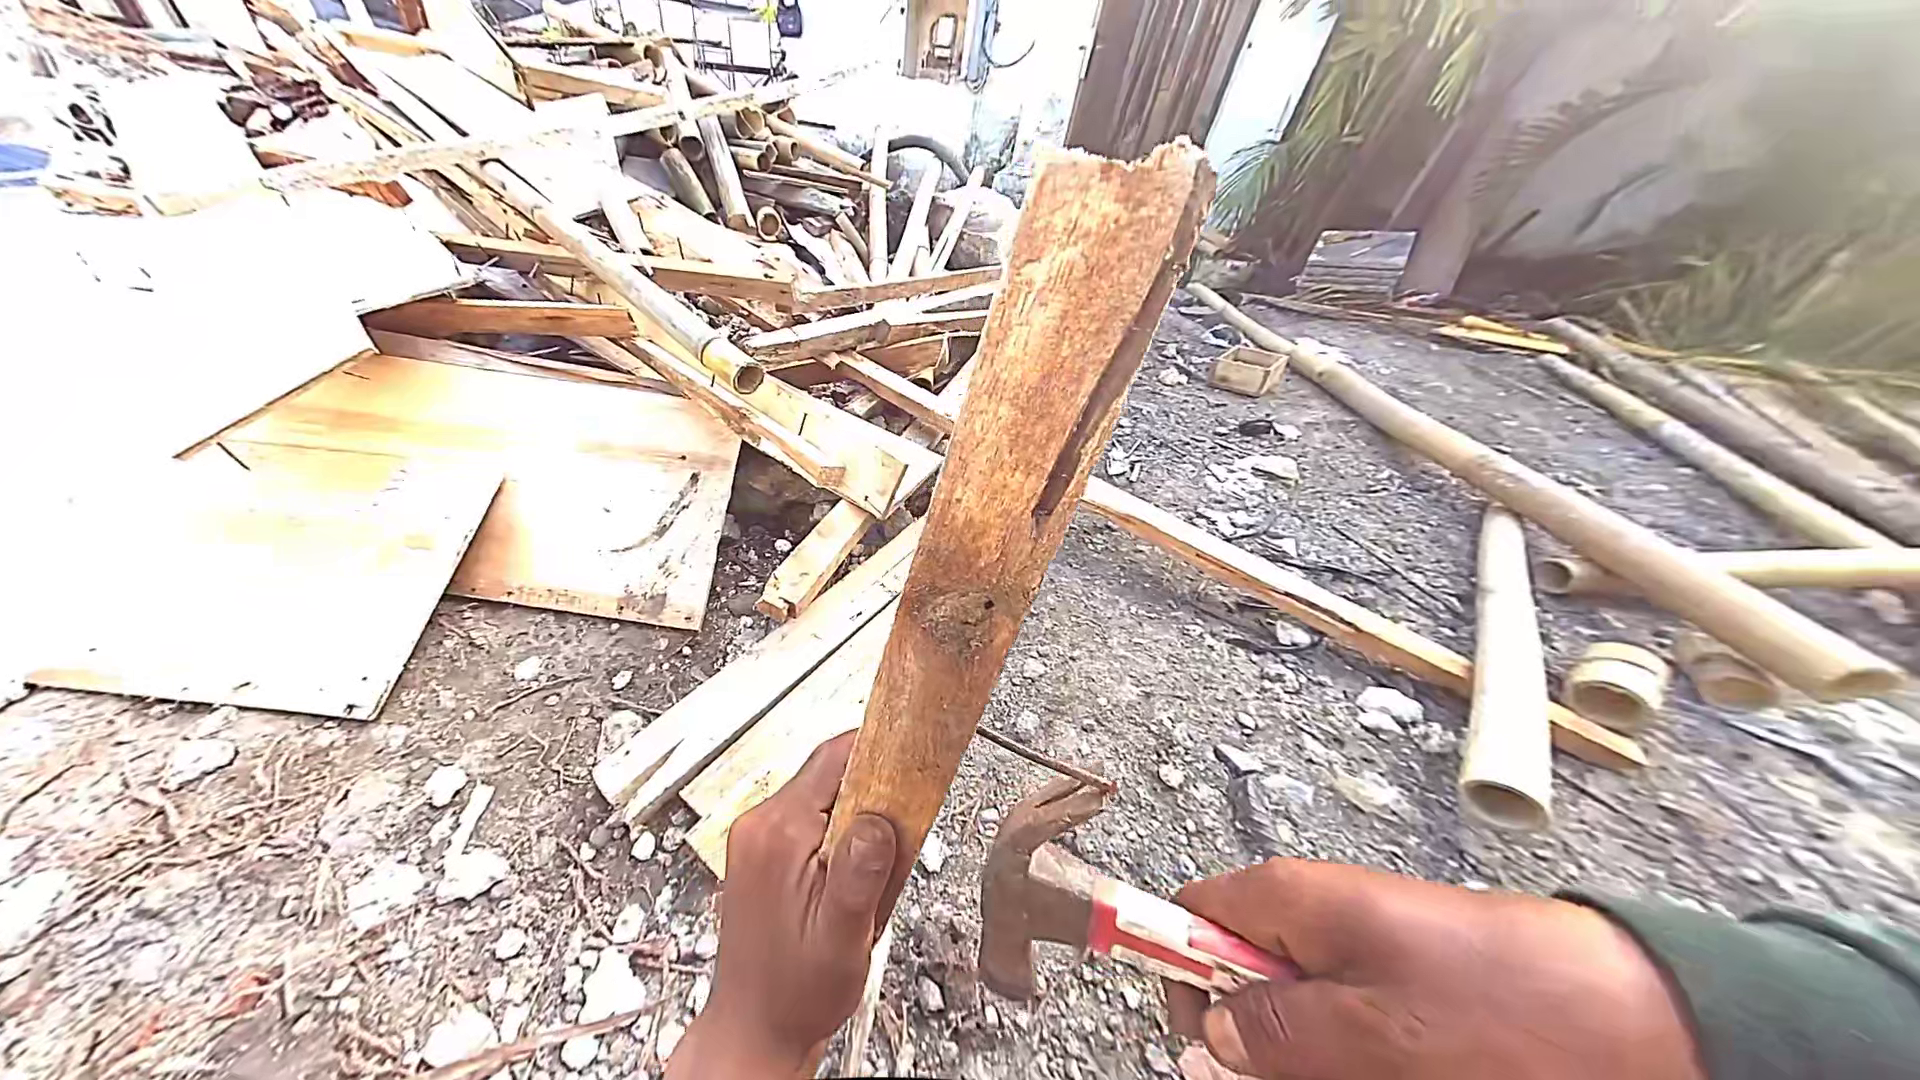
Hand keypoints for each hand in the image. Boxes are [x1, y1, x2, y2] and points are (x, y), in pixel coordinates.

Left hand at [667, 733, 896, 1078]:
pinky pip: (813, 816)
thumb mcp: (842, 936)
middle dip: (872, 795)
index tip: (910, 757)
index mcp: (779, 833)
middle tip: (892, 840)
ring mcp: (757, 835)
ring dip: (856, 817)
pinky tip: (845, 876)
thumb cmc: (794, 992)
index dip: (880, 751)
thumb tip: (879, 818)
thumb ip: (862, 872)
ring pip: (826, 794)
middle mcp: (760, 825)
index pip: (836, 756)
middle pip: (833, 773)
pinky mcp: (763, 847)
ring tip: (866, 871)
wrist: (754, 1030)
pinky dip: (839, 832)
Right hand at [1163, 859, 1703, 1079]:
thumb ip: (1273, 1028)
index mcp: (1284, 897)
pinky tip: (1392, 1075)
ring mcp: (1354, 942)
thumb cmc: (1498, 1014)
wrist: (1641, 1012)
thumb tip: (1210, 1034)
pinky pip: (1343, 1019)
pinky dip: (1351, 1059)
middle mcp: (1307, 910)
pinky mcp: (1393, 974)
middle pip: (1238, 971)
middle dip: (1258, 1038)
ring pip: (1293, 1007)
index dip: (1185, 977)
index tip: (1215, 1050)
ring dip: (1311, 1059)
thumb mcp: (1371, 1034)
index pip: (1189, 917)